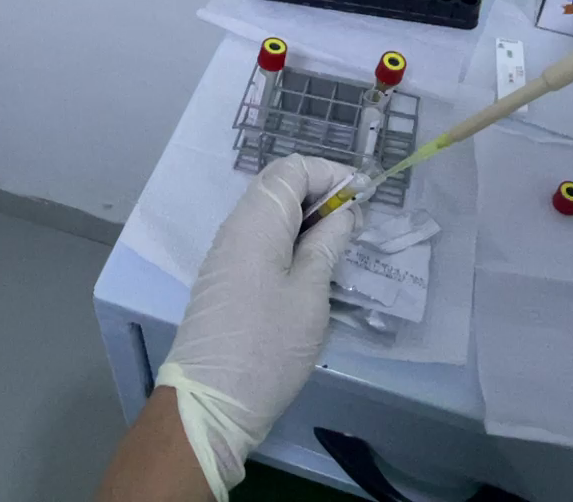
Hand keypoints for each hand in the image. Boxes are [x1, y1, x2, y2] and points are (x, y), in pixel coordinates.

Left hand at [155, 155, 362, 499]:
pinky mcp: (225, 275)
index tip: (363, 197)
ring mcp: (227, 250)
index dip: (331, 173)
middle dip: (320, 193)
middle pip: (280, 185)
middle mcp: (236, 224)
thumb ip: (328, 242)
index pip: (293, 168)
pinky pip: (260, 237)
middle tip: (354, 222)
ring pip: (270, 212)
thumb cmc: (267, 344)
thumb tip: (345, 211)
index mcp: (257, 218)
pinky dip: (289, 238)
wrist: (209, 404)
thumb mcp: (311, 292)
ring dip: (306, 218)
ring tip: (338, 245)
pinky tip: (310, 266)